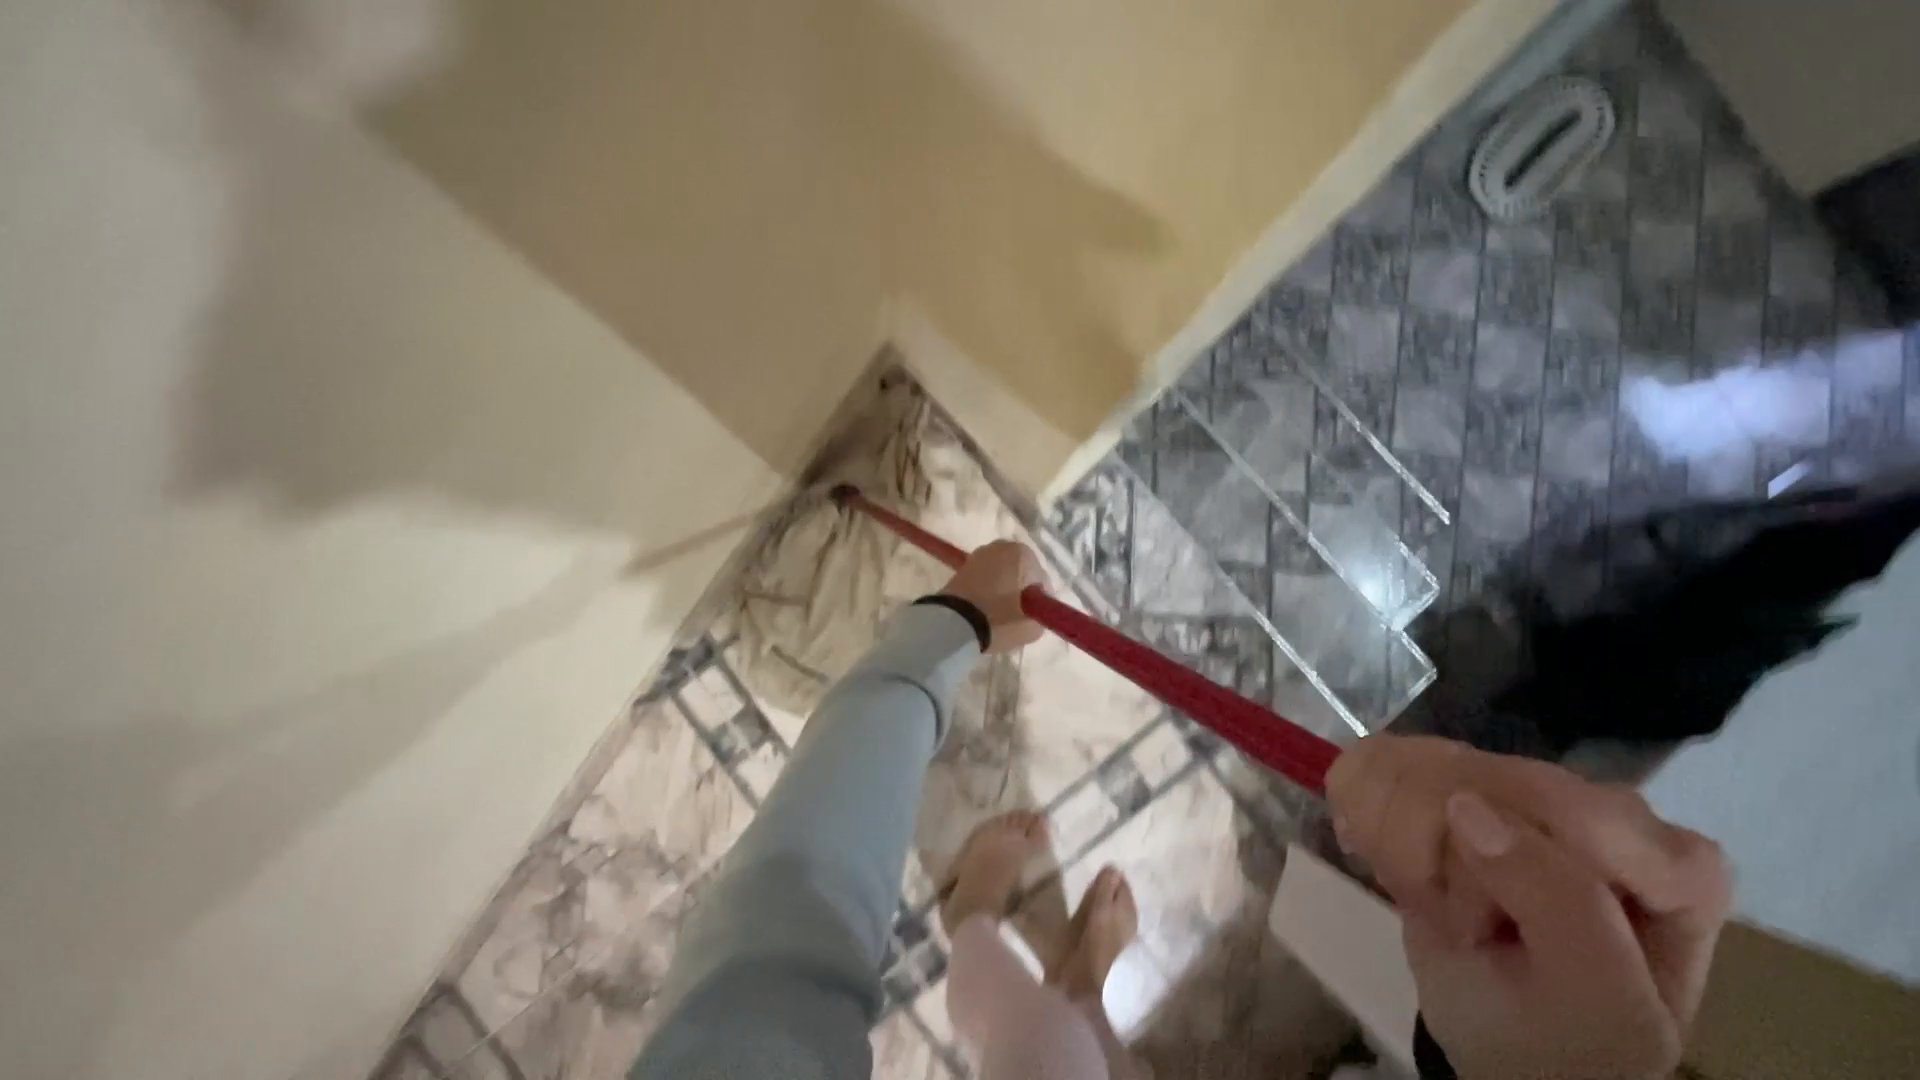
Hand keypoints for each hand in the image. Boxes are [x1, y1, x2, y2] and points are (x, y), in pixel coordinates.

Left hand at [938, 540, 1044, 653]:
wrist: (952, 625)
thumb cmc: (998, 621)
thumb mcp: (1031, 627)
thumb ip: (1041, 616)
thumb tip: (1034, 612)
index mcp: (1022, 554)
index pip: (1041, 580)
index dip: (1040, 601)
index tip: (1034, 618)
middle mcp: (1001, 546)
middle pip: (1021, 573)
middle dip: (1022, 591)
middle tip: (1019, 615)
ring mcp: (979, 554)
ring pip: (1002, 575)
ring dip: (1004, 590)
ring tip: (1001, 614)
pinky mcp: (962, 567)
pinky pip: (985, 579)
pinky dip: (988, 590)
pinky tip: (986, 609)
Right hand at [1327, 736, 1730, 1079]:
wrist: (1502, 1042)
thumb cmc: (1558, 1039)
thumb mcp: (1592, 1003)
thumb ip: (1562, 907)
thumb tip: (1465, 807)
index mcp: (1671, 862)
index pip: (1559, 806)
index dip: (1495, 862)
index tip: (1477, 930)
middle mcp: (1605, 805)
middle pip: (1481, 777)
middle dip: (1438, 853)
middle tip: (1453, 925)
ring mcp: (1529, 785)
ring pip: (1420, 762)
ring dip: (1396, 837)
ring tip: (1425, 896)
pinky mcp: (1465, 776)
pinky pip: (1386, 758)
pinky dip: (1367, 812)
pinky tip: (1393, 860)